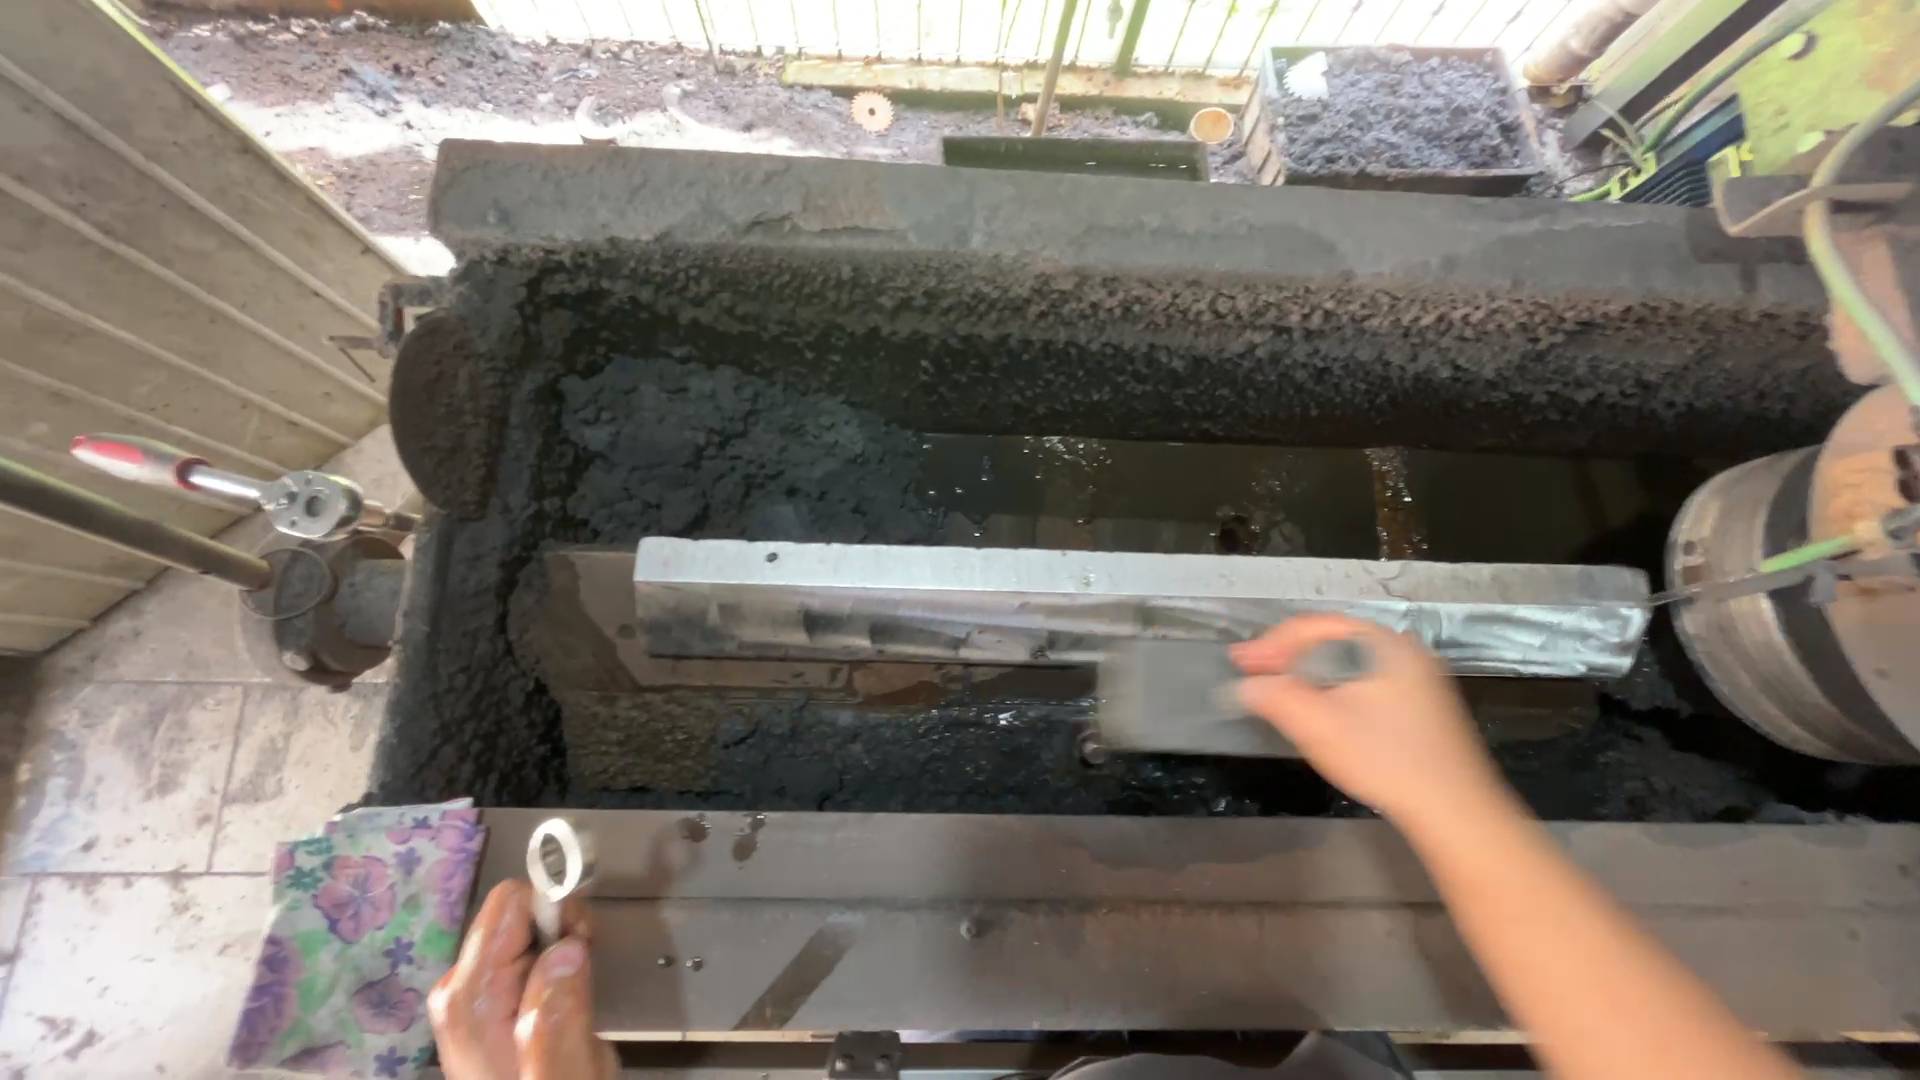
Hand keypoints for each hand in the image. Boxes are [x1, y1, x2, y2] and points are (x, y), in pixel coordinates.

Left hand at [429, 880, 617, 1079]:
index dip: (559, 913)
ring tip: (575, 996)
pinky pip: (525, 951)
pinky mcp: (485, 1003)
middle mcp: (458, 988)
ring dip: (562, 948)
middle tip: (582, 976)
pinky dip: (554, 961)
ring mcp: (468, 997)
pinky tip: (563, 1000)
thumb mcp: (567, 1079)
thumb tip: (565, 948)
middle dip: (562, 929)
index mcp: (471, 997)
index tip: (582, 948)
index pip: (510, 903)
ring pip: (524, 930)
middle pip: (516, 912)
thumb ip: (559, 1020)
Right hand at [1231, 614, 1509, 828]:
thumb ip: (1273, 697)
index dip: (1269, 643)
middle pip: (1330, 641)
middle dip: (1286, 657)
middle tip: (1253, 674)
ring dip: (1307, 674)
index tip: (1238, 662)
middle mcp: (1402, 649)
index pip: (1312, 627)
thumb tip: (1245, 685)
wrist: (1455, 811)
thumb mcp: (1317, 726)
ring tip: (1277, 691)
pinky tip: (1318, 709)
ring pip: (1346, 663)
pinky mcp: (1422, 705)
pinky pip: (1364, 681)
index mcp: (1380, 643)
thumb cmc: (1383, 759)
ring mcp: (1416, 677)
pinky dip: (1332, 688)